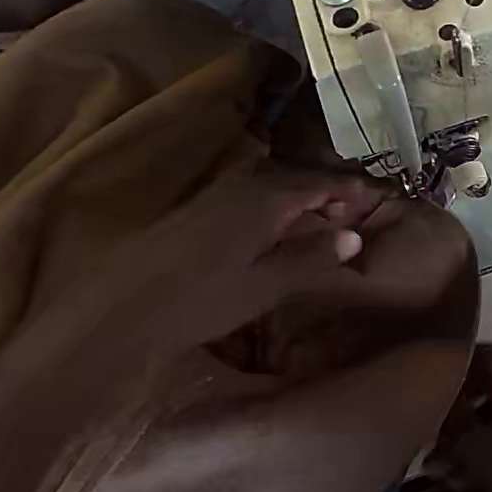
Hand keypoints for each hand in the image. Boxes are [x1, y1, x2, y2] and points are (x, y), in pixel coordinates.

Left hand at [85, 164, 405, 354]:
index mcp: (266, 196)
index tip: (375, 196)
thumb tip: (354, 237)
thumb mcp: (263, 286)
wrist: (115, 314)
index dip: (350, 188)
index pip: (321, 181)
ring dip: (303, 198)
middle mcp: (244, 183)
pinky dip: (278, 206)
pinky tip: (279, 228)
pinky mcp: (201, 209)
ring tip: (323, 219)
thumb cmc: (198, 301)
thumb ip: (311, 258)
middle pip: (299, 177)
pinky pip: (254, 194)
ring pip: (275, 185)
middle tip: (354, 211)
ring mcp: (219, 193)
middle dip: (329, 191)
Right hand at [428, 346, 491, 491]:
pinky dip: (486, 452)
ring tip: (435, 461)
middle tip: (423, 428)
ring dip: (468, 435)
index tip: (421, 385)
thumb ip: (462, 443)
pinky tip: (459, 479)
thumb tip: (432, 442)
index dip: (455, 366)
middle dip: (457, 408)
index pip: (489, 355)